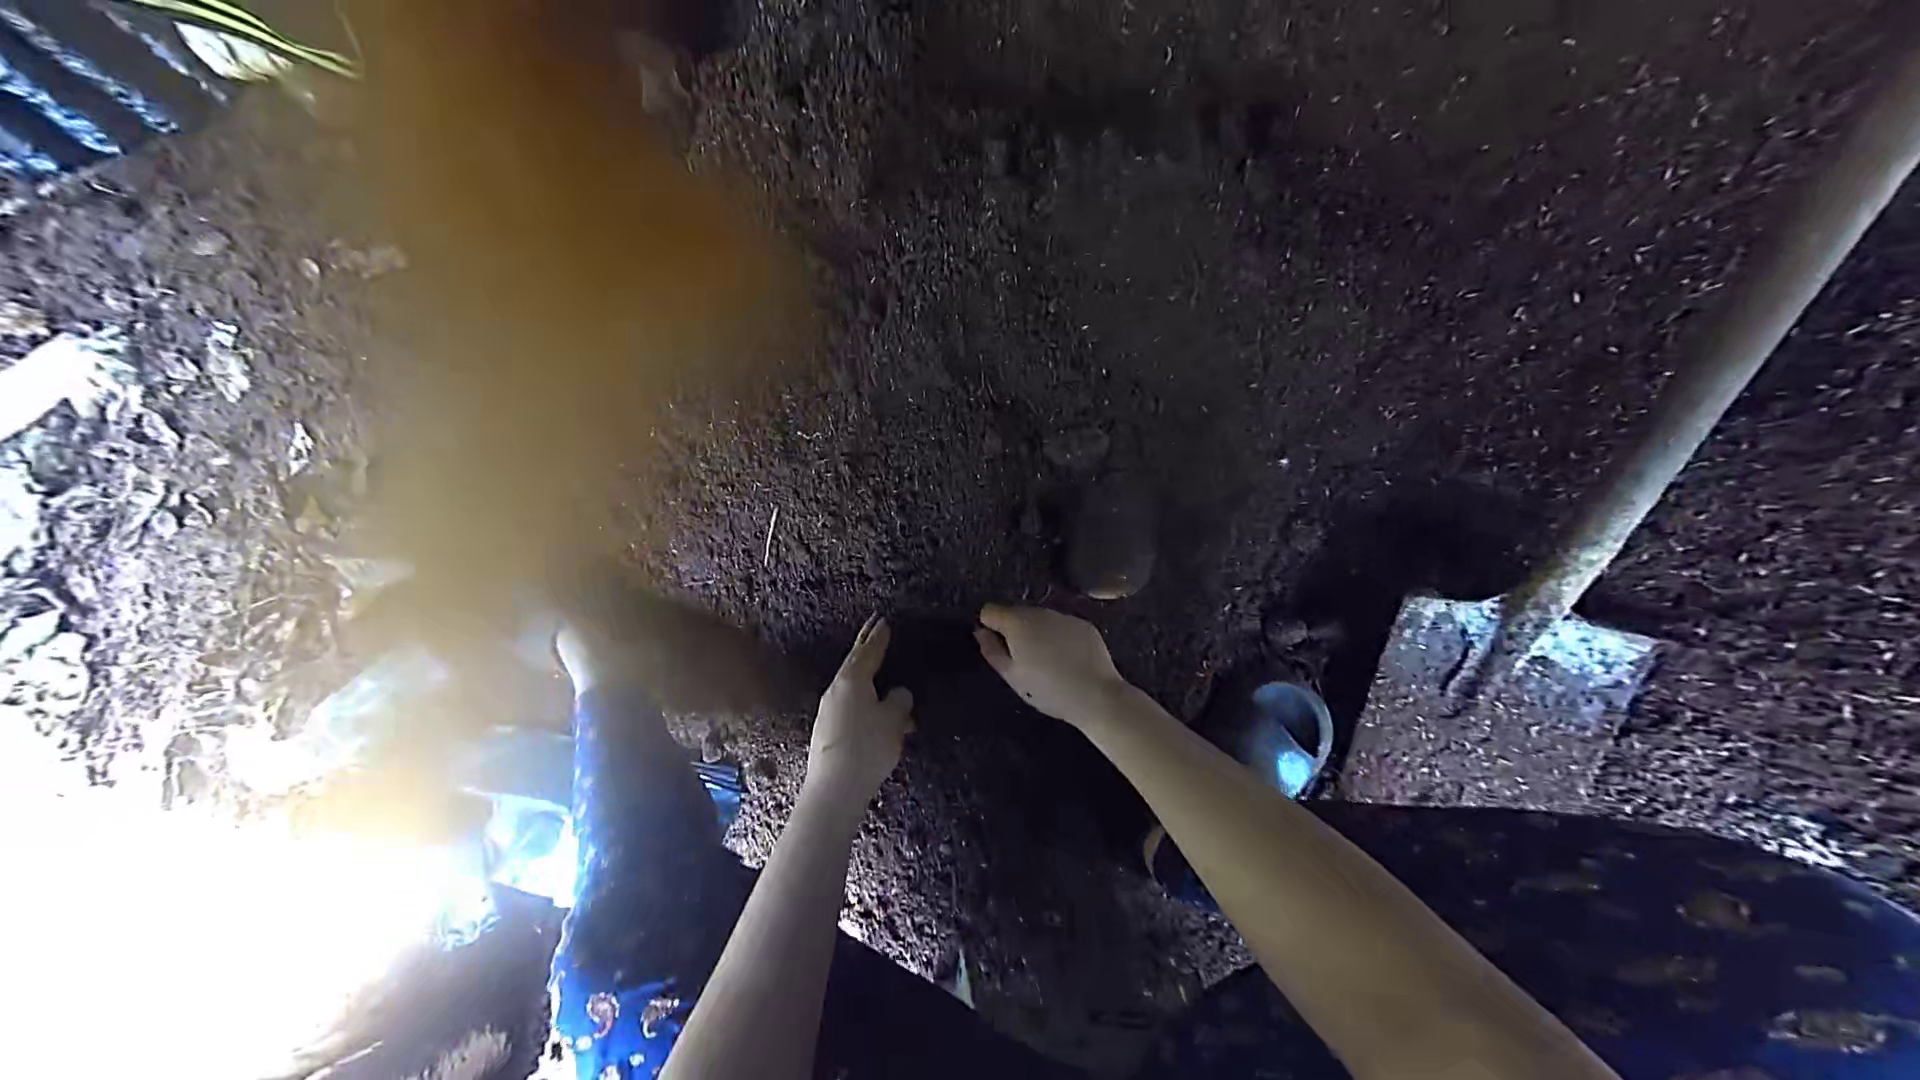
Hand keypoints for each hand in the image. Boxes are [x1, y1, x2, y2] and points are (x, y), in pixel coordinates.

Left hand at [807, 615, 912, 803]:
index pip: (869, 650)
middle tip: (874, 628)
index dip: (879, 636)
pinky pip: (850, 704)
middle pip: (855, 662)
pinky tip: (875, 710)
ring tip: (884, 674)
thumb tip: (898, 693)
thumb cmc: (868, 747)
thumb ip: (900, 700)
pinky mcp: (827, 729)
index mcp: (853, 679)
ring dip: (869, 678)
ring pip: (854, 686)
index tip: (884, 621)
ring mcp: (828, 710)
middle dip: (867, 645)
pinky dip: (864, 698)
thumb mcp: (894, 720)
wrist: (834, 789)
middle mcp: (836, 689)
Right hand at [974, 604, 1129, 725]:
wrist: (1096, 695)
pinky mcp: (1084, 625)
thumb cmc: (1047, 689)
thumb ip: (992, 650)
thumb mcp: (1012, 676)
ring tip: (1047, 663)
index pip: (991, 611)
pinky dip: (1059, 637)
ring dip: (1037, 633)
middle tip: (1023, 661)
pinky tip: (1068, 660)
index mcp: (1017, 622)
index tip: (998, 647)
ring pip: (1041, 620)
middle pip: (1017, 614)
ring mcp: (1065, 616)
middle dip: (1015, 631)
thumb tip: (980, 632)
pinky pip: (1062, 627)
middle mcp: (1041, 612)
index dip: (989, 627)